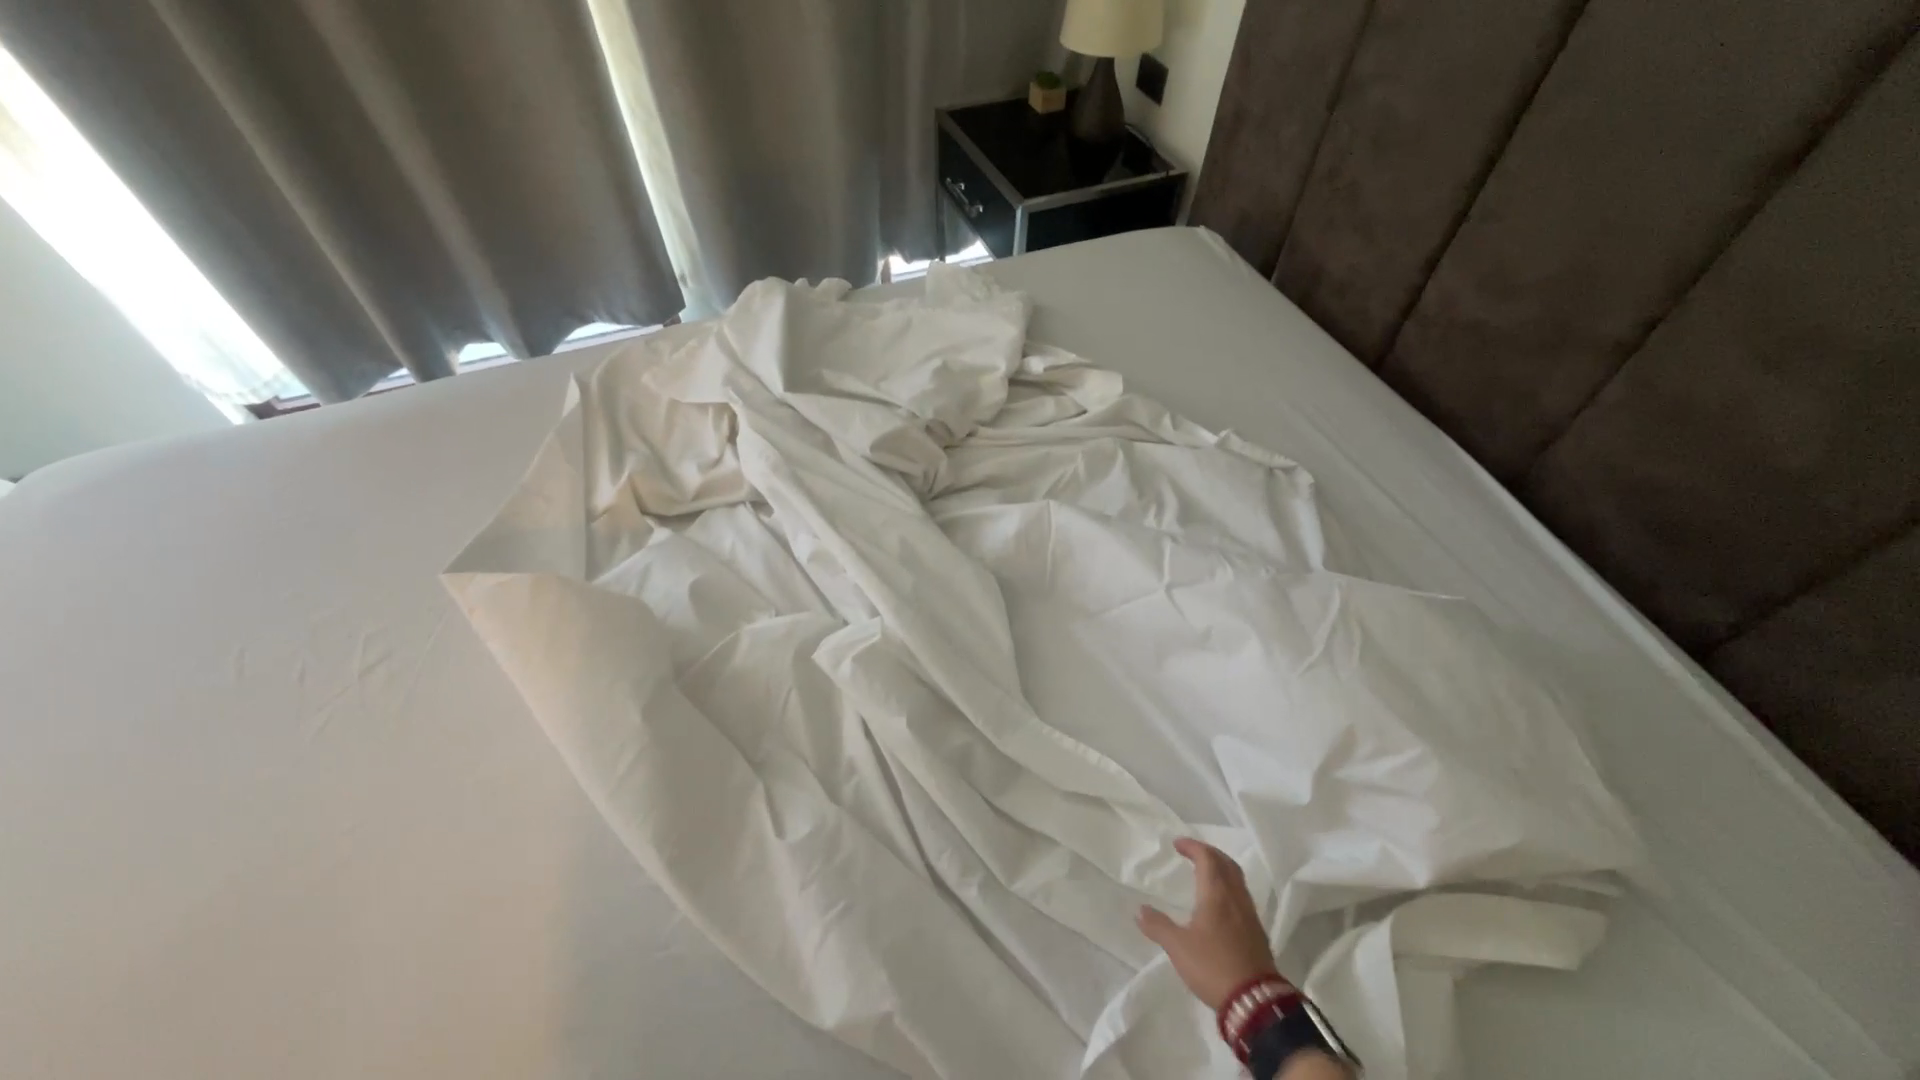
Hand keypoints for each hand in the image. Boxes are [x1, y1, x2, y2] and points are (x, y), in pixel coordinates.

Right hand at [1136, 837, 1281, 1009]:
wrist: (1255, 1000)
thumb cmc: (1213, 966)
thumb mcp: (1178, 947)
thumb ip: (1158, 926)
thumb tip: (1139, 909)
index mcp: (1217, 895)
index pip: (1208, 858)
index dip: (1193, 846)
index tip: (1177, 844)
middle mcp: (1236, 898)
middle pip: (1227, 864)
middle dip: (1210, 853)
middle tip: (1192, 852)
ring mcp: (1249, 915)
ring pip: (1237, 880)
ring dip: (1221, 869)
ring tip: (1205, 873)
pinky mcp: (1256, 932)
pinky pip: (1242, 897)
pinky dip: (1229, 887)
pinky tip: (1220, 903)